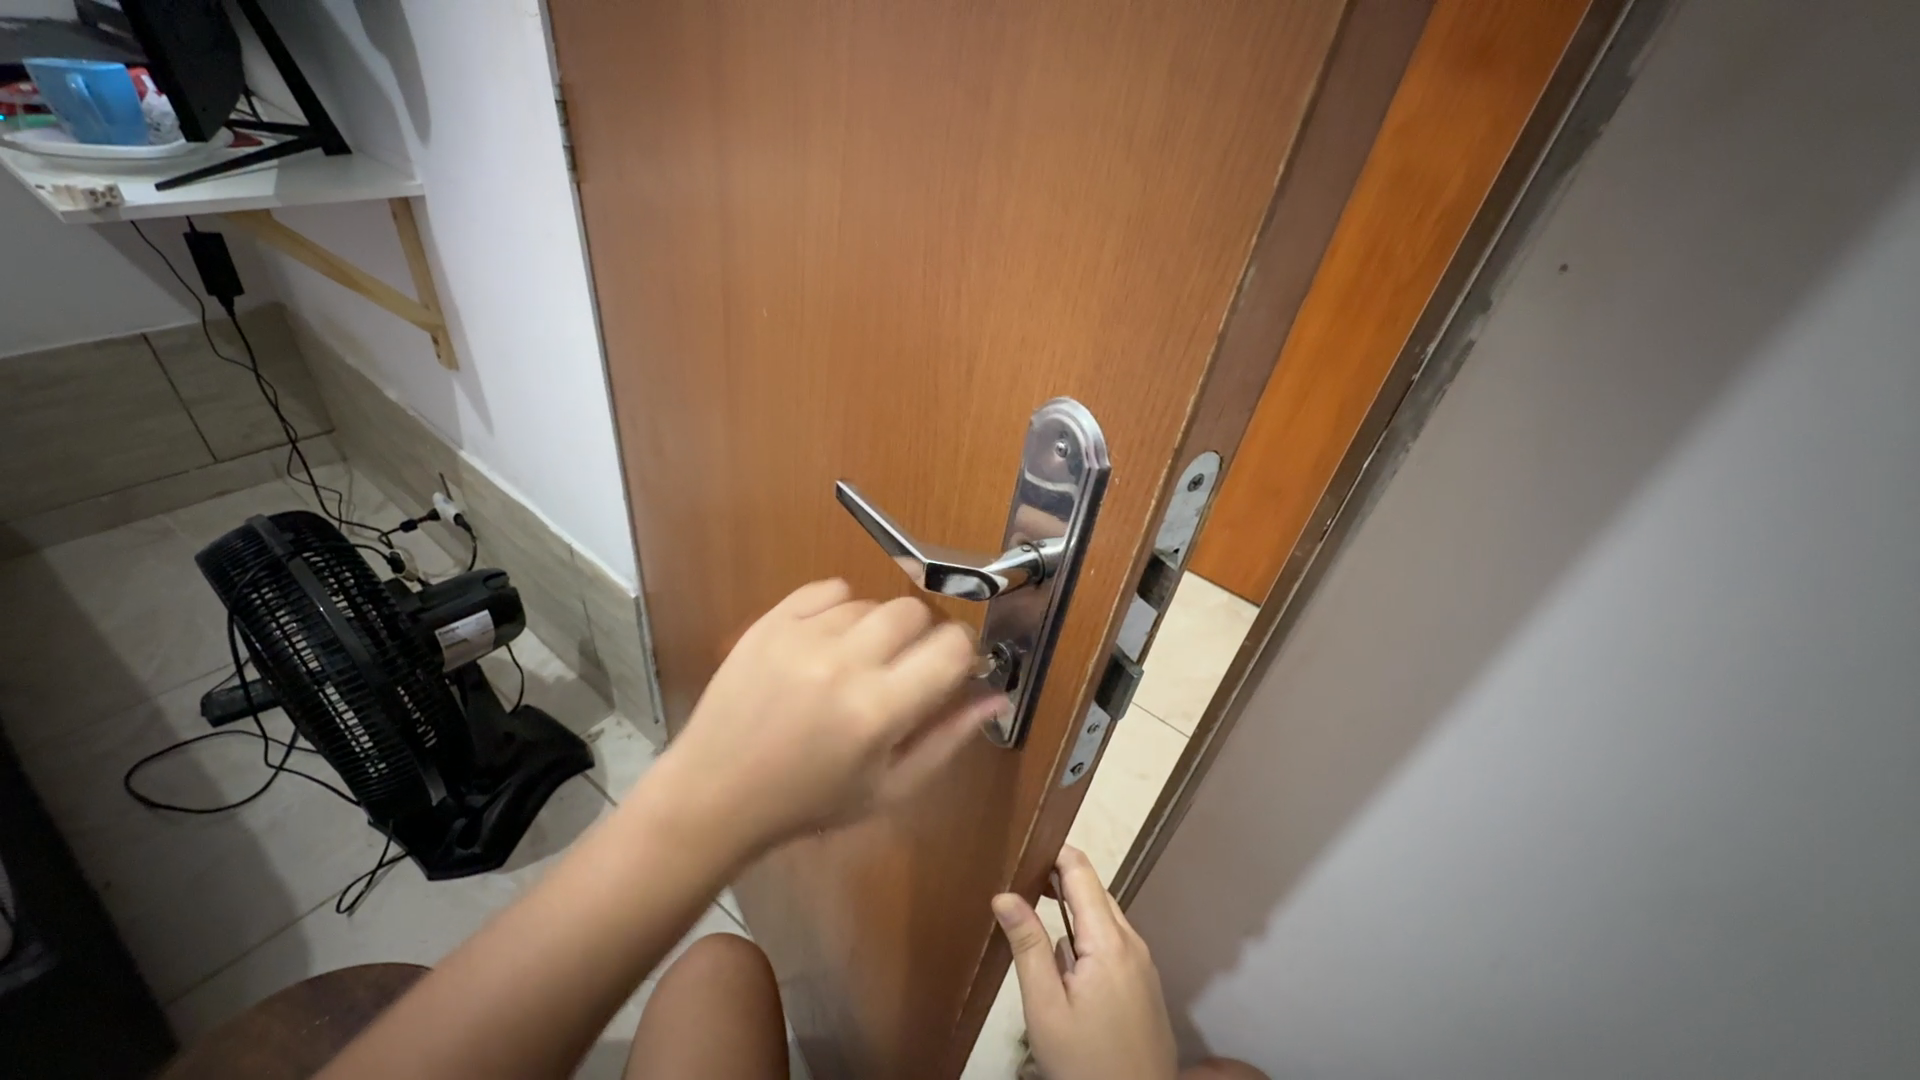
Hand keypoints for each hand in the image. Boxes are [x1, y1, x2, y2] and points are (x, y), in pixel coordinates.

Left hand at [652, 578, 1006, 853]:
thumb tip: (996, 695)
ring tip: (857, 663)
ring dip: (878, 627)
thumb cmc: (811, 802)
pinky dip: (840, 608)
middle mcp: (843, 663)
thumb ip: (949, 739)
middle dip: (923, 637)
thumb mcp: (890, 789)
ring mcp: (800, 637)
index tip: (955, 668)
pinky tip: (829, 643)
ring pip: (871, 601)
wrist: (716, 794)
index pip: (952, 647)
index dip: (965, 653)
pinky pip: (828, 589)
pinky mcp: (768, 623)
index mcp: (878, 711)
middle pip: (914, 612)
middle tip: (904, 669)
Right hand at [995, 846, 1177, 1079]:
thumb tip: (1004, 894)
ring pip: (1103, 920)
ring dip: (1071, 914)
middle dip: (1057, 882)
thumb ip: (1027, 946)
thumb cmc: (1084, 1063)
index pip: (1082, 872)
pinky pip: (1112, 945)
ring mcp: (1143, 965)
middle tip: (1017, 885)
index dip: (1054, 853)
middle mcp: (1132, 943)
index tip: (1022, 850)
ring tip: (1033, 921)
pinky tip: (1062, 967)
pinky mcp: (1144, 986)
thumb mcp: (1045, 1007)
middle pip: (1094, 892)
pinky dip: (1086, 940)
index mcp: (1109, 941)